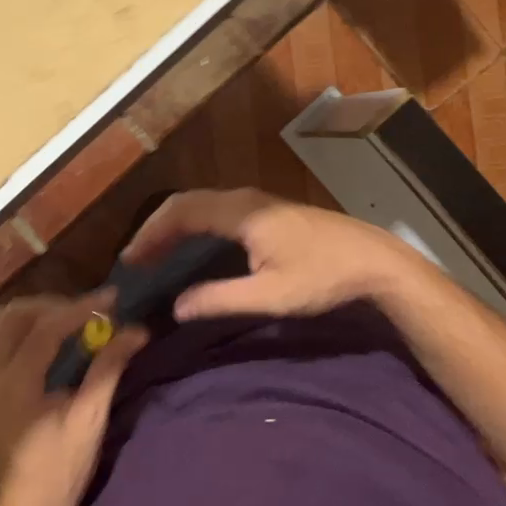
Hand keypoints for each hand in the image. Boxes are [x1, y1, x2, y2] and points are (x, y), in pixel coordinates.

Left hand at [0, 290, 147, 505]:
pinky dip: (26, 328)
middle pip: (17, 314)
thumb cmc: (61, 469)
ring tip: (72, 321)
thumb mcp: (90, 418)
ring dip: (37, 313)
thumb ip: (108, 369)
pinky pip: (1, 339)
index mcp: (16, 380)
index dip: (81, 307)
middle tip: (90, 313)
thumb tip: (136, 331)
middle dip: (55, 305)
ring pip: (4, 323)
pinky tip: (53, 341)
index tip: (113, 299)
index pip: (46, 326)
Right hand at [121, 188, 436, 320]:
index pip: (181, 213)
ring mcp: (258, 202)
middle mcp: (244, 199)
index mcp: (241, 213)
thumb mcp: (271, 296)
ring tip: (154, 253)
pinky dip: (193, 225)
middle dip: (156, 228)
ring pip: (202, 204)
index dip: (151, 234)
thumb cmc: (324, 278)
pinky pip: (216, 210)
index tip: (129, 260)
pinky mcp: (268, 211)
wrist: (376, 262)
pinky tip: (191, 246)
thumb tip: (177, 306)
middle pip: (187, 202)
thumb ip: (220, 299)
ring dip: (174, 225)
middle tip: (134, 259)